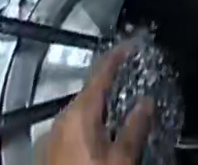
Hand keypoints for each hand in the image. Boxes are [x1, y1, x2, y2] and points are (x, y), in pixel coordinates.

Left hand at [39, 43, 153, 164]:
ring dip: (103, 109)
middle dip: (112, 86)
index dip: (118, 56)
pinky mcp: (49, 157)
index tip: (133, 44)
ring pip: (82, 113)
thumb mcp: (121, 162)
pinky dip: (92, 127)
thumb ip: (135, 128)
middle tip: (134, 80)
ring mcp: (52, 138)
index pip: (101, 72)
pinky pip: (75, 131)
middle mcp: (61, 118)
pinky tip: (105, 138)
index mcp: (78, 113)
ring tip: (124, 111)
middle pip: (91, 92)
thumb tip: (147, 102)